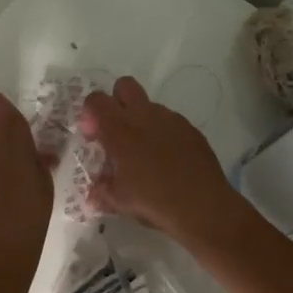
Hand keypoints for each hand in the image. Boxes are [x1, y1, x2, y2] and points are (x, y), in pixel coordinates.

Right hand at [78, 76, 244, 240]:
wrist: (202, 206)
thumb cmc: (153, 200)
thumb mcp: (119, 200)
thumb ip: (101, 190)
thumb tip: (94, 193)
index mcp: (120, 129)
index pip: (96, 101)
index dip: (90, 115)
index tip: (94, 139)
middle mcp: (144, 115)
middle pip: (124, 86)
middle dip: (116, 102)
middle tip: (116, 133)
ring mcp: (171, 119)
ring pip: (149, 106)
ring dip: (141, 121)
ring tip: (145, 153)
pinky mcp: (191, 129)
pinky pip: (170, 122)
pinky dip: (163, 134)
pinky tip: (168, 160)